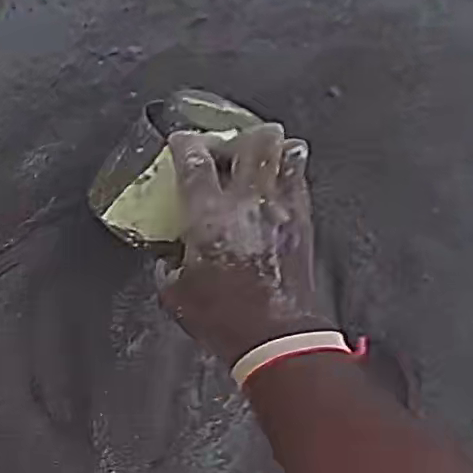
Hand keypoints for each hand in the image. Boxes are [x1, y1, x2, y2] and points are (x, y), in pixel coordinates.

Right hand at [154, 123, 335, 365]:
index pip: (196, 162)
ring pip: (287, 150)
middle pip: (254, 139)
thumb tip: (170, 255)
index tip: (179, 140)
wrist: (273, 335)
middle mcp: (249, 202)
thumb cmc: (220, 316)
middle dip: (235, 137)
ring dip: (268, 150)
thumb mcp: (174, 291)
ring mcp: (283, 207)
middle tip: (221, 152)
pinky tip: (270, 190)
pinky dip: (285, 174)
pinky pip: (299, 178)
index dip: (185, 144)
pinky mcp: (304, 220)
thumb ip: (168, 263)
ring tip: (253, 163)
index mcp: (209, 218)